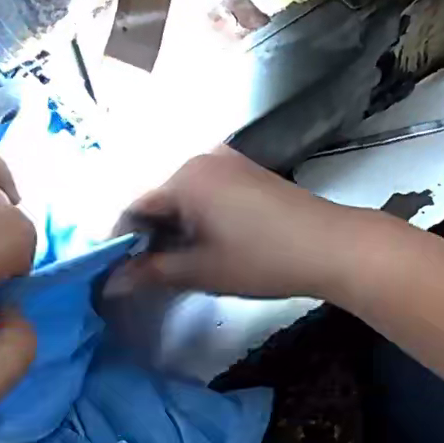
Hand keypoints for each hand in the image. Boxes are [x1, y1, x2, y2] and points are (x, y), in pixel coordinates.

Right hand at [110, 147, 361, 299]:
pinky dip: (195, 216)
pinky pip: (205, 191)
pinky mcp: (246, 170)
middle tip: (144, 274)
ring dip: (172, 227)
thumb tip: (109, 284)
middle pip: (157, 199)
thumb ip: (149, 272)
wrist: (334, 246)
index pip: (133, 207)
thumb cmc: (262, 260)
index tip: (116, 273)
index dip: (119, 243)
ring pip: (181, 195)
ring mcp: (226, 161)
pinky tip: (203, 243)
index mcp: (184, 177)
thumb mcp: (201, 270)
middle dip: (147, 235)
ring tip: (174, 263)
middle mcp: (200, 158)